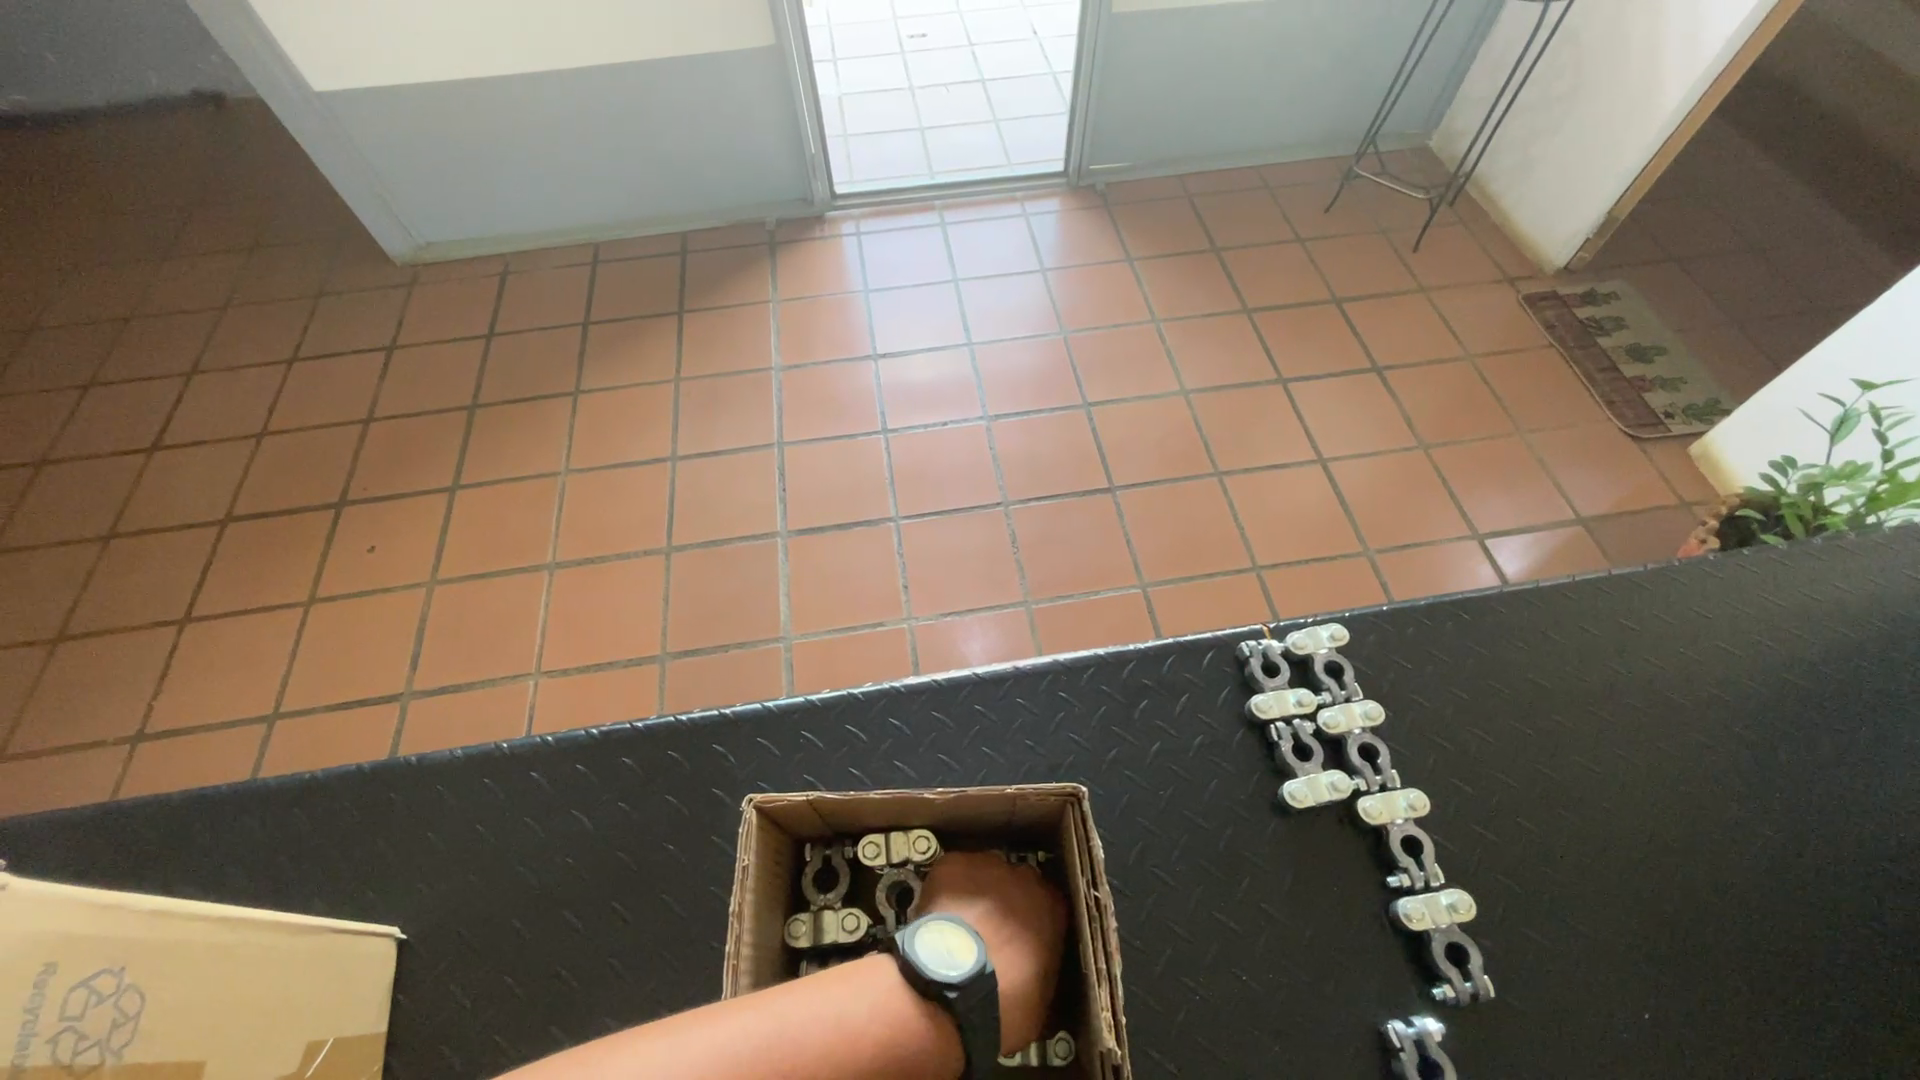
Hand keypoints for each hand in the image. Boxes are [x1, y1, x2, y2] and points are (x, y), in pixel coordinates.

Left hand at [915, 852, 1068, 1053]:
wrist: (956, 986)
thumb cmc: (1007, 1003)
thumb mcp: (1042, 999)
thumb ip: (1042, 971)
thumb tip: (1033, 978)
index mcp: (1054, 907)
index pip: (1047, 905)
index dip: (1029, 921)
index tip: (1017, 939)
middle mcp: (1026, 877)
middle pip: (1015, 884)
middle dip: (1004, 902)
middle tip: (985, 932)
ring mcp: (988, 865)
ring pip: (983, 873)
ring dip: (975, 892)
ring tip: (958, 924)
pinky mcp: (954, 863)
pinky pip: (952, 871)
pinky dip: (945, 888)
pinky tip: (937, 915)